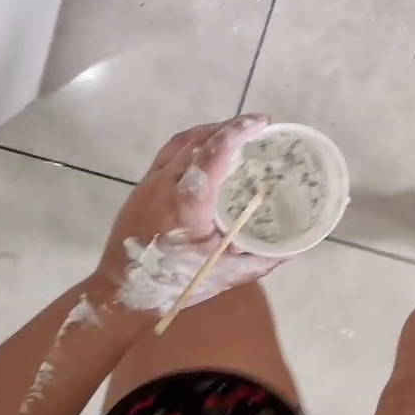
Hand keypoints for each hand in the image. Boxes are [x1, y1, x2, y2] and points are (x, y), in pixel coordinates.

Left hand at [93, 115, 281, 313]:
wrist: (121, 292)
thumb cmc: (175, 285)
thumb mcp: (226, 275)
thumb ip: (262, 260)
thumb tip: (293, 248)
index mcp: (188, 205)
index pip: (213, 153)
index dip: (238, 131)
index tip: (262, 123)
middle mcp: (166, 186)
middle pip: (199, 140)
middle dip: (229, 126)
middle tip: (256, 126)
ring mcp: (151, 184)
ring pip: (181, 142)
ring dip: (210, 131)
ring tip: (234, 133)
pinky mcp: (142, 187)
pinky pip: (169, 152)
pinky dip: (192, 143)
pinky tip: (206, 151)